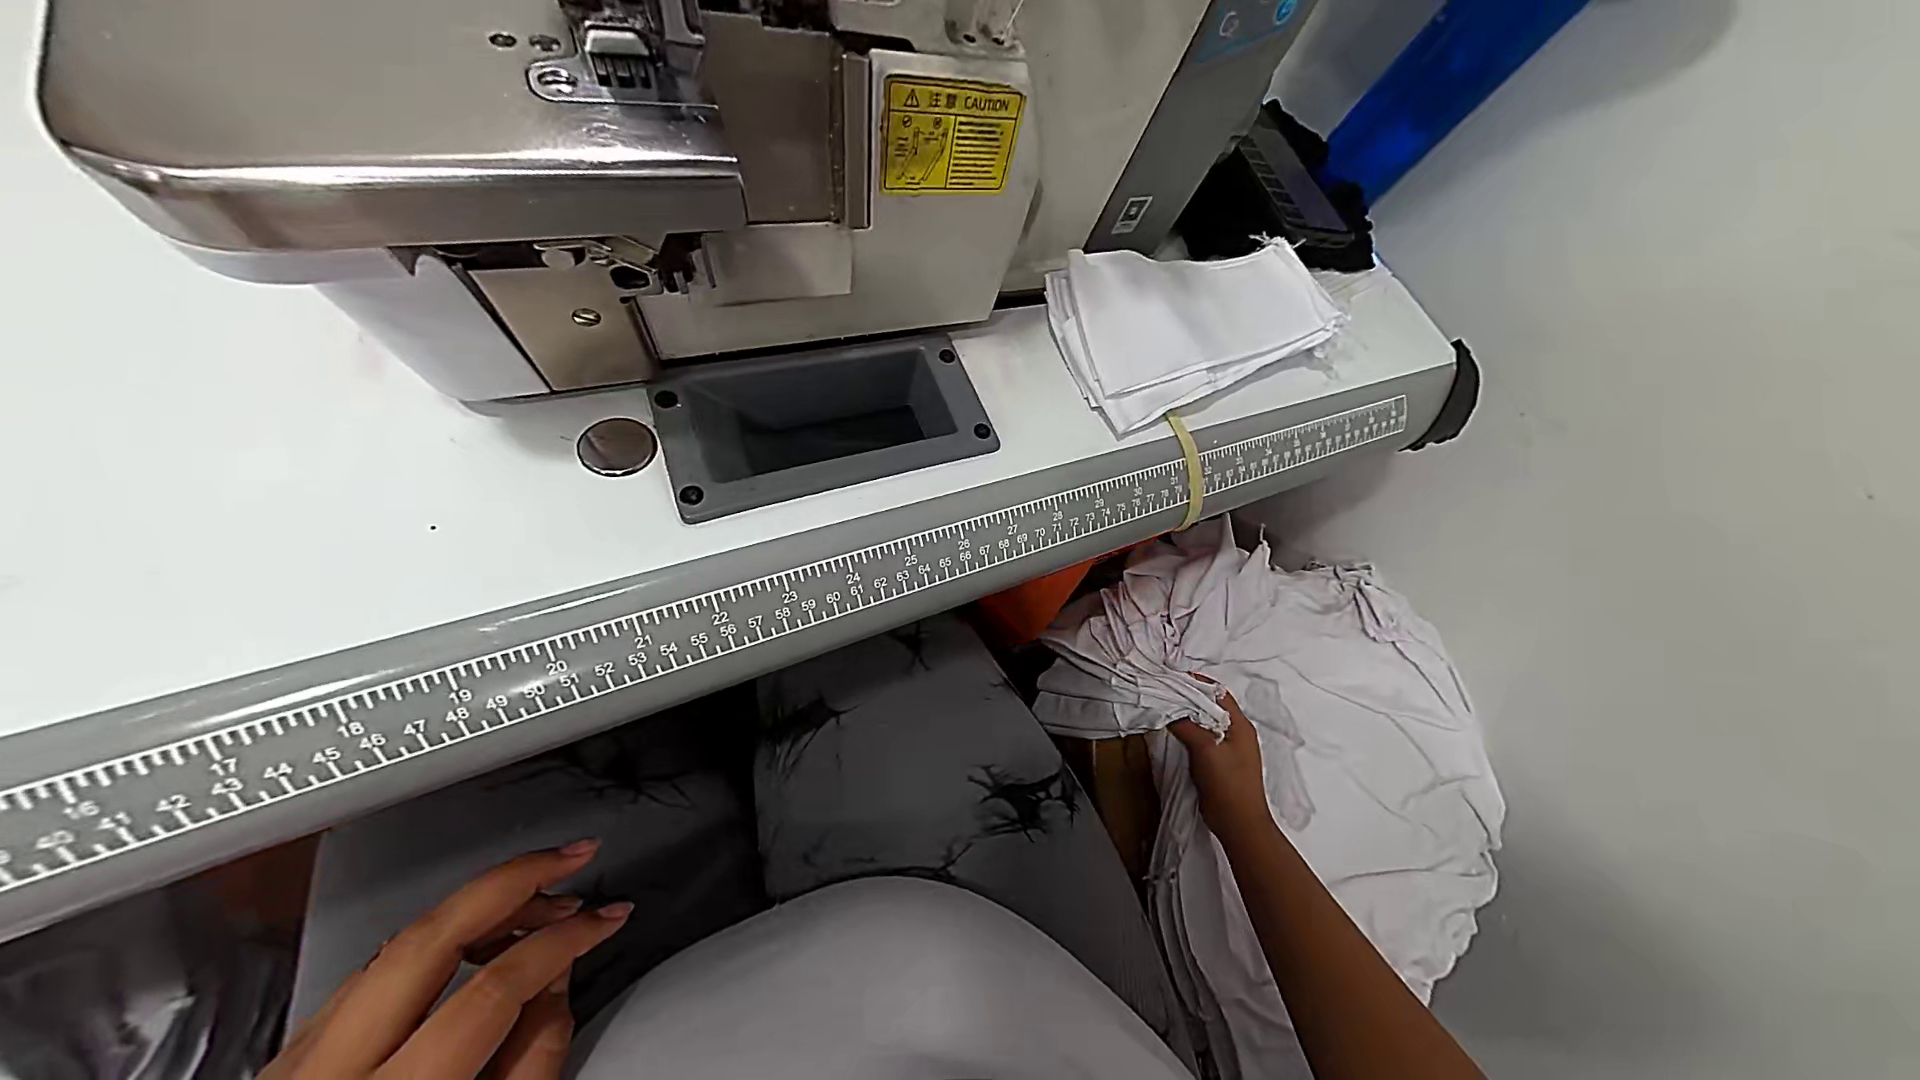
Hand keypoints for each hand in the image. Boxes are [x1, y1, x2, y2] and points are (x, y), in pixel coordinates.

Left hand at [262, 840, 630, 1079]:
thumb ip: (534, 1058)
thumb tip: (559, 974)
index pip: (492, 988)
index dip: (565, 939)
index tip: (607, 918)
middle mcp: (324, 1077)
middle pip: (434, 935)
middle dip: (518, 879)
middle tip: (574, 856)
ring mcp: (295, 1062)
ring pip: (405, 936)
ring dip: (488, 901)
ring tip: (544, 899)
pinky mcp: (293, 1053)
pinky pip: (382, 964)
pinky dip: (446, 934)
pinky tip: (483, 933)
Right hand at [1169, 678, 1271, 840]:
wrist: (1239, 826)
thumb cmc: (1228, 786)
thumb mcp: (1205, 750)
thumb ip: (1187, 726)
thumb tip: (1168, 709)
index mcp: (1240, 726)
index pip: (1217, 692)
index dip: (1195, 682)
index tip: (1171, 678)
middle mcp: (1237, 733)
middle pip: (1210, 705)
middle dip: (1187, 697)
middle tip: (1163, 692)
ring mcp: (1229, 748)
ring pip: (1205, 722)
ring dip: (1187, 714)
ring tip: (1163, 708)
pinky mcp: (1219, 762)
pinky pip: (1202, 737)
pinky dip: (1187, 730)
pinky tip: (1172, 731)